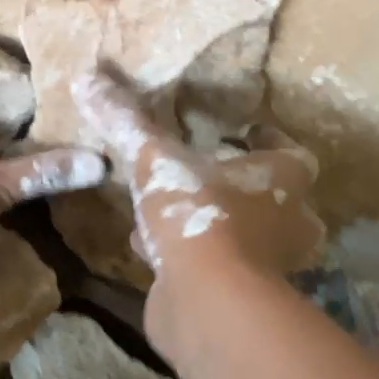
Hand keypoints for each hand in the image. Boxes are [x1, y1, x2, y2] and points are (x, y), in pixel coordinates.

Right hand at [72, 72, 324, 341]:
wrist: (208, 302)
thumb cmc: (198, 215)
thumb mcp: (152, 157)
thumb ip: (124, 119)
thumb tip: (85, 77)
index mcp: (282, 180)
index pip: (294, 154)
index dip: (270, 142)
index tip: (244, 132)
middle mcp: (289, 222)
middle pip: (281, 201)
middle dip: (248, 190)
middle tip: (210, 174)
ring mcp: (270, 265)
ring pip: (249, 237)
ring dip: (217, 225)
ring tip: (172, 211)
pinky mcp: (243, 299)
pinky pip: (218, 268)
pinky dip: (191, 258)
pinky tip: (150, 250)